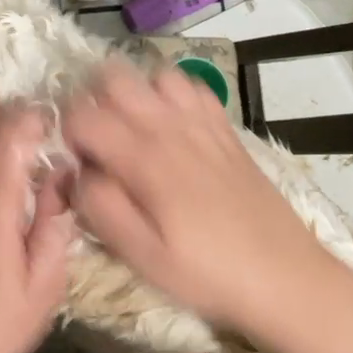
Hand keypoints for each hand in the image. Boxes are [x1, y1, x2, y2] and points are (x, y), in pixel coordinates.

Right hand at [63, 63, 329, 327]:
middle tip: (96, 140)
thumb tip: (78, 173)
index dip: (67, 132)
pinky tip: (171, 126)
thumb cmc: (207, 273)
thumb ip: (100, 207)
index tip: (74, 160)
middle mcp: (170, 127)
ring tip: (131, 129)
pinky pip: (191, 87)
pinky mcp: (225, 129)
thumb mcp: (142, 255)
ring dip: (134, 94)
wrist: (286, 278)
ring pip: (153, 75)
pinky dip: (172, 95)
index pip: (83, 115)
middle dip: (93, 101)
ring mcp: (202, 123)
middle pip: (114, 78)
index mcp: (144, 158)